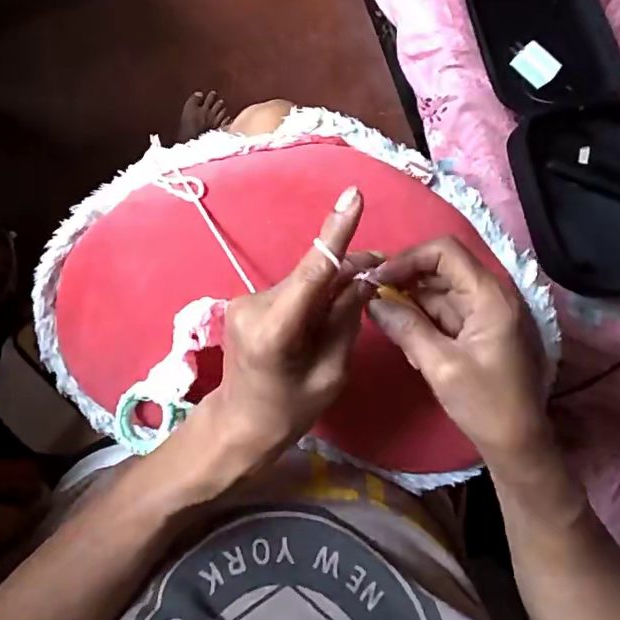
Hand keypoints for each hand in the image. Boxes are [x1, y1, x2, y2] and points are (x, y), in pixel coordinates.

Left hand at [154, 187, 377, 497]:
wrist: (238, 424)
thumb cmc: (288, 412)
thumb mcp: (329, 374)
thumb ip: (345, 321)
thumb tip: (363, 278)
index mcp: (273, 329)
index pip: (312, 272)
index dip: (336, 232)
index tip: (353, 195)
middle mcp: (253, 304)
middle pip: (312, 276)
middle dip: (347, 272)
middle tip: (381, 273)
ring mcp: (245, 300)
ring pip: (304, 283)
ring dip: (330, 289)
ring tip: (348, 310)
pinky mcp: (247, 301)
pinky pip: (293, 291)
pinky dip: (313, 298)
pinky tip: (321, 319)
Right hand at [364, 236, 551, 463]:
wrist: (519, 444)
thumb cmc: (485, 404)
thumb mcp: (440, 366)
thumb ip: (406, 327)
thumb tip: (372, 300)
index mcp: (490, 296)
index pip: (445, 252)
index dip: (407, 258)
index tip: (377, 278)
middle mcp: (492, 295)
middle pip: (441, 268)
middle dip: (404, 279)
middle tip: (371, 296)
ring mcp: (487, 312)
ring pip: (440, 291)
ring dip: (411, 302)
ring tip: (384, 320)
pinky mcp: (481, 329)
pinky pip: (446, 312)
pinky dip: (423, 319)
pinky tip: (405, 337)